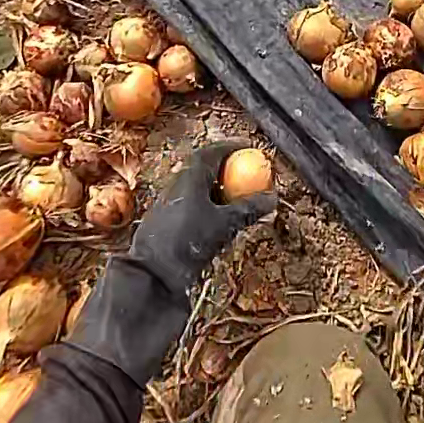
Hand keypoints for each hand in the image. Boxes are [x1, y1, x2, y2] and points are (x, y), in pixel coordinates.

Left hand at [127, 140, 277, 293]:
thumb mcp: (225, 224)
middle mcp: (176, 186)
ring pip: (196, 187)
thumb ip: (248, 209)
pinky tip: (217, 219)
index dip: (231, 147)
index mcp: (189, 179)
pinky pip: (190, 203)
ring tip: (235, 197)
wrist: (151, 275)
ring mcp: (168, 204)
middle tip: (244, 171)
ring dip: (216, 187)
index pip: (211, 152)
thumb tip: (272, 198)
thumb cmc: (187, 241)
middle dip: (224, 167)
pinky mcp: (165, 222)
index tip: (248, 147)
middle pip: (203, 168)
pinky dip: (207, 203)